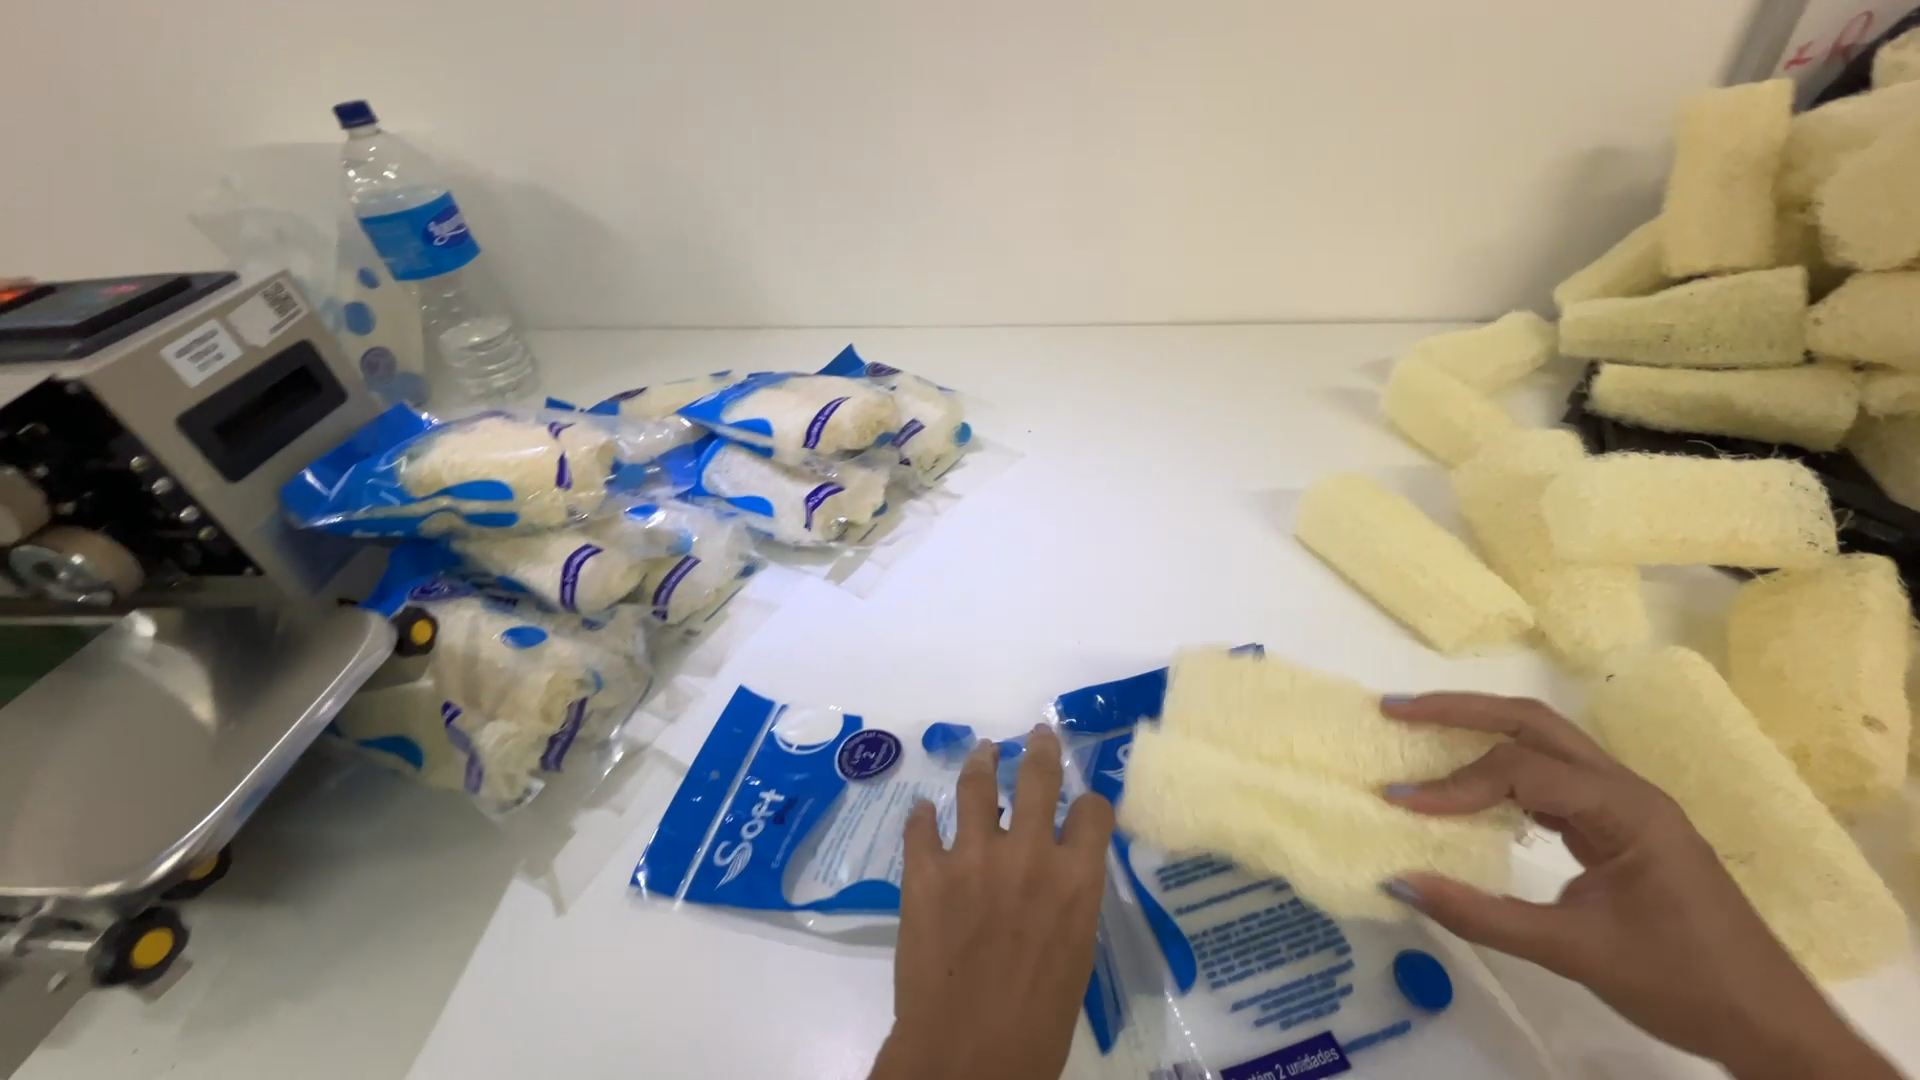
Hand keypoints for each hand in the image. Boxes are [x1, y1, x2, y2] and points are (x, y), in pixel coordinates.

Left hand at [868, 725, 1115, 1079]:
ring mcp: (972, 855)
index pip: (1092, 810)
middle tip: (1036, 735)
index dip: (1089, 803)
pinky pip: (921, 826)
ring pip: (976, 785)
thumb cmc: (1038, 1022)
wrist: (967, 1054)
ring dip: (981, 762)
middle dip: (1039, 749)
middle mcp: (1027, 852)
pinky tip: (923, 812)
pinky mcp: (925, 870)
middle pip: (1037, 777)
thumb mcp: (1075, 953)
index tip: (1083, 803)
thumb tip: (1058, 877)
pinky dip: (923, 817)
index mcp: (1075, 877)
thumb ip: (1068, 902)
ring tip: (982, 751)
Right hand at [1380, 694, 1897, 1079]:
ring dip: (1479, 729)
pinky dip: (1500, 769)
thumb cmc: (1682, 984)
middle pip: (1532, 722)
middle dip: (1459, 710)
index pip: (1520, 772)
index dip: (1453, 785)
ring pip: (1543, 741)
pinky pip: (1550, 777)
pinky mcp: (1617, 826)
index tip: (1398, 804)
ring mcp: (1624, 805)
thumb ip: (1480, 916)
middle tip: (1395, 711)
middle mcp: (1625, 790)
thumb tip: (1398, 881)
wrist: (1775, 1029)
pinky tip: (1468, 785)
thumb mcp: (1573, 953)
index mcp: (1625, 809)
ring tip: (1419, 727)